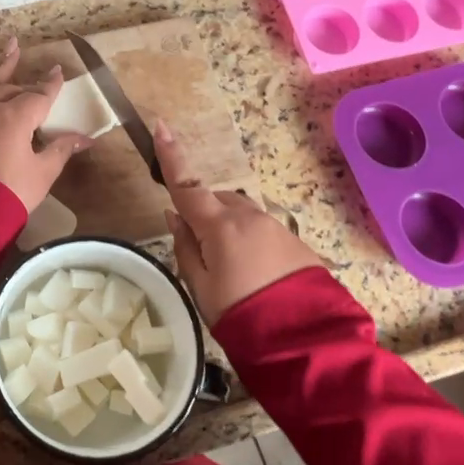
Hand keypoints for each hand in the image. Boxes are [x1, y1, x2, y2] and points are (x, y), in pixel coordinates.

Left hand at [0, 34, 92, 211]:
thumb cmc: (5, 194)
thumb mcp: (40, 175)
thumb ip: (60, 150)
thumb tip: (85, 137)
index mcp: (17, 117)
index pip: (41, 96)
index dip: (52, 86)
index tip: (60, 73)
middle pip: (15, 91)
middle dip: (29, 90)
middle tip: (39, 92)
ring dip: (2, 65)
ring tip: (13, 45)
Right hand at [157, 120, 322, 323]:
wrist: (303, 338)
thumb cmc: (239, 313)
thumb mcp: (199, 286)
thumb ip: (184, 247)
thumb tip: (175, 216)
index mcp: (219, 226)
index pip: (187, 185)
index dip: (171, 155)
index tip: (161, 126)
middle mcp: (249, 217)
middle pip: (216, 202)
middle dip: (205, 216)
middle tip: (200, 254)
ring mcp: (276, 227)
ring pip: (241, 217)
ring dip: (229, 230)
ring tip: (231, 272)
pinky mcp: (296, 242)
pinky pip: (263, 233)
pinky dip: (252, 244)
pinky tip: (256, 277)